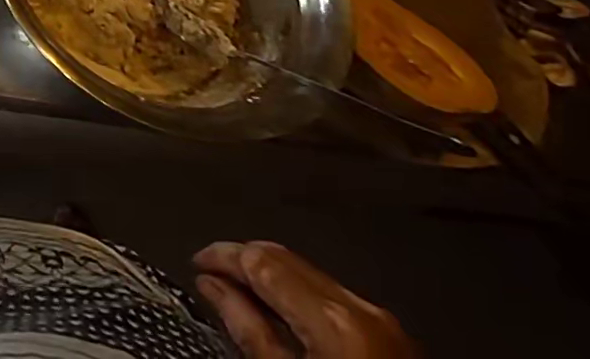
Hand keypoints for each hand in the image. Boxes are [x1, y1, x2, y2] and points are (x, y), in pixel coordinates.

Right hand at [193, 241, 416, 358]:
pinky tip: (278, 309)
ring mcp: (380, 318)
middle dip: (243, 258)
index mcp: (332, 320)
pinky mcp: (392, 335)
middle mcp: (358, 306)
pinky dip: (296, 291)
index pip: (261, 261)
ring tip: (239, 290)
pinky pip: (330, 293)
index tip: (197, 264)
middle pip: (284, 256)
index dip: (222, 256)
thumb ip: (248, 329)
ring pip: (307, 271)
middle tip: (211, 273)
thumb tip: (213, 286)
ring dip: (269, 273)